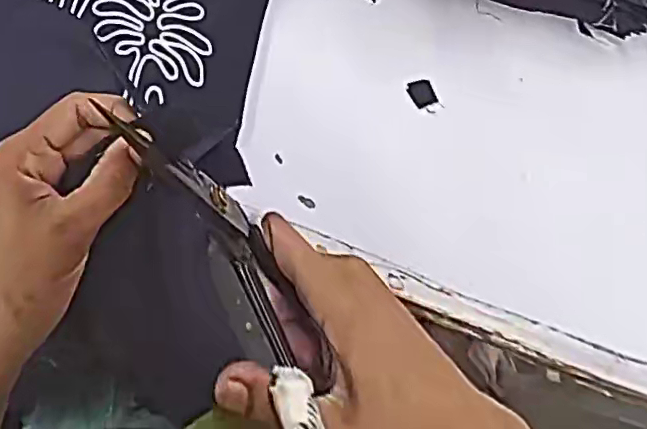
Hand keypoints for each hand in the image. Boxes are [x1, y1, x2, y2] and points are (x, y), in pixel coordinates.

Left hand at [0, 93, 142, 428]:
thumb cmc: (20, 285)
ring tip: (144, 161)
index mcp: (20, 152)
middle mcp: (25, 156)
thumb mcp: (72, 227)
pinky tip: (125, 178)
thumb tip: (139, 145)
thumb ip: (109, 180)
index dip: (113, 112)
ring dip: (112, 151)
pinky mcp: (45, 196)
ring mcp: (35, 176)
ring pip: (83, 147)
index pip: (74, 109)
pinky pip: (81, 169)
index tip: (145, 130)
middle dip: (117, 132)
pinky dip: (104, 170)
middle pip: (79, 125)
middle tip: (152, 148)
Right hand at [213, 215, 527, 428]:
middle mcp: (355, 280)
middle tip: (289, 359)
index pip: (277, 235)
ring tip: (316, 374)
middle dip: (276, 308)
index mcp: (338, 289)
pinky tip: (335, 375)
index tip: (229, 252)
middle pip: (288, 270)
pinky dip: (323, 330)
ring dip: (300, 324)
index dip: (248, 241)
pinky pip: (334, 301)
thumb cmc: (416, 424)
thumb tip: (229, 383)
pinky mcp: (382, 307)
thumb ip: (270, 398)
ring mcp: (371, 291)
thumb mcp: (329, 423)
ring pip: (311, 288)